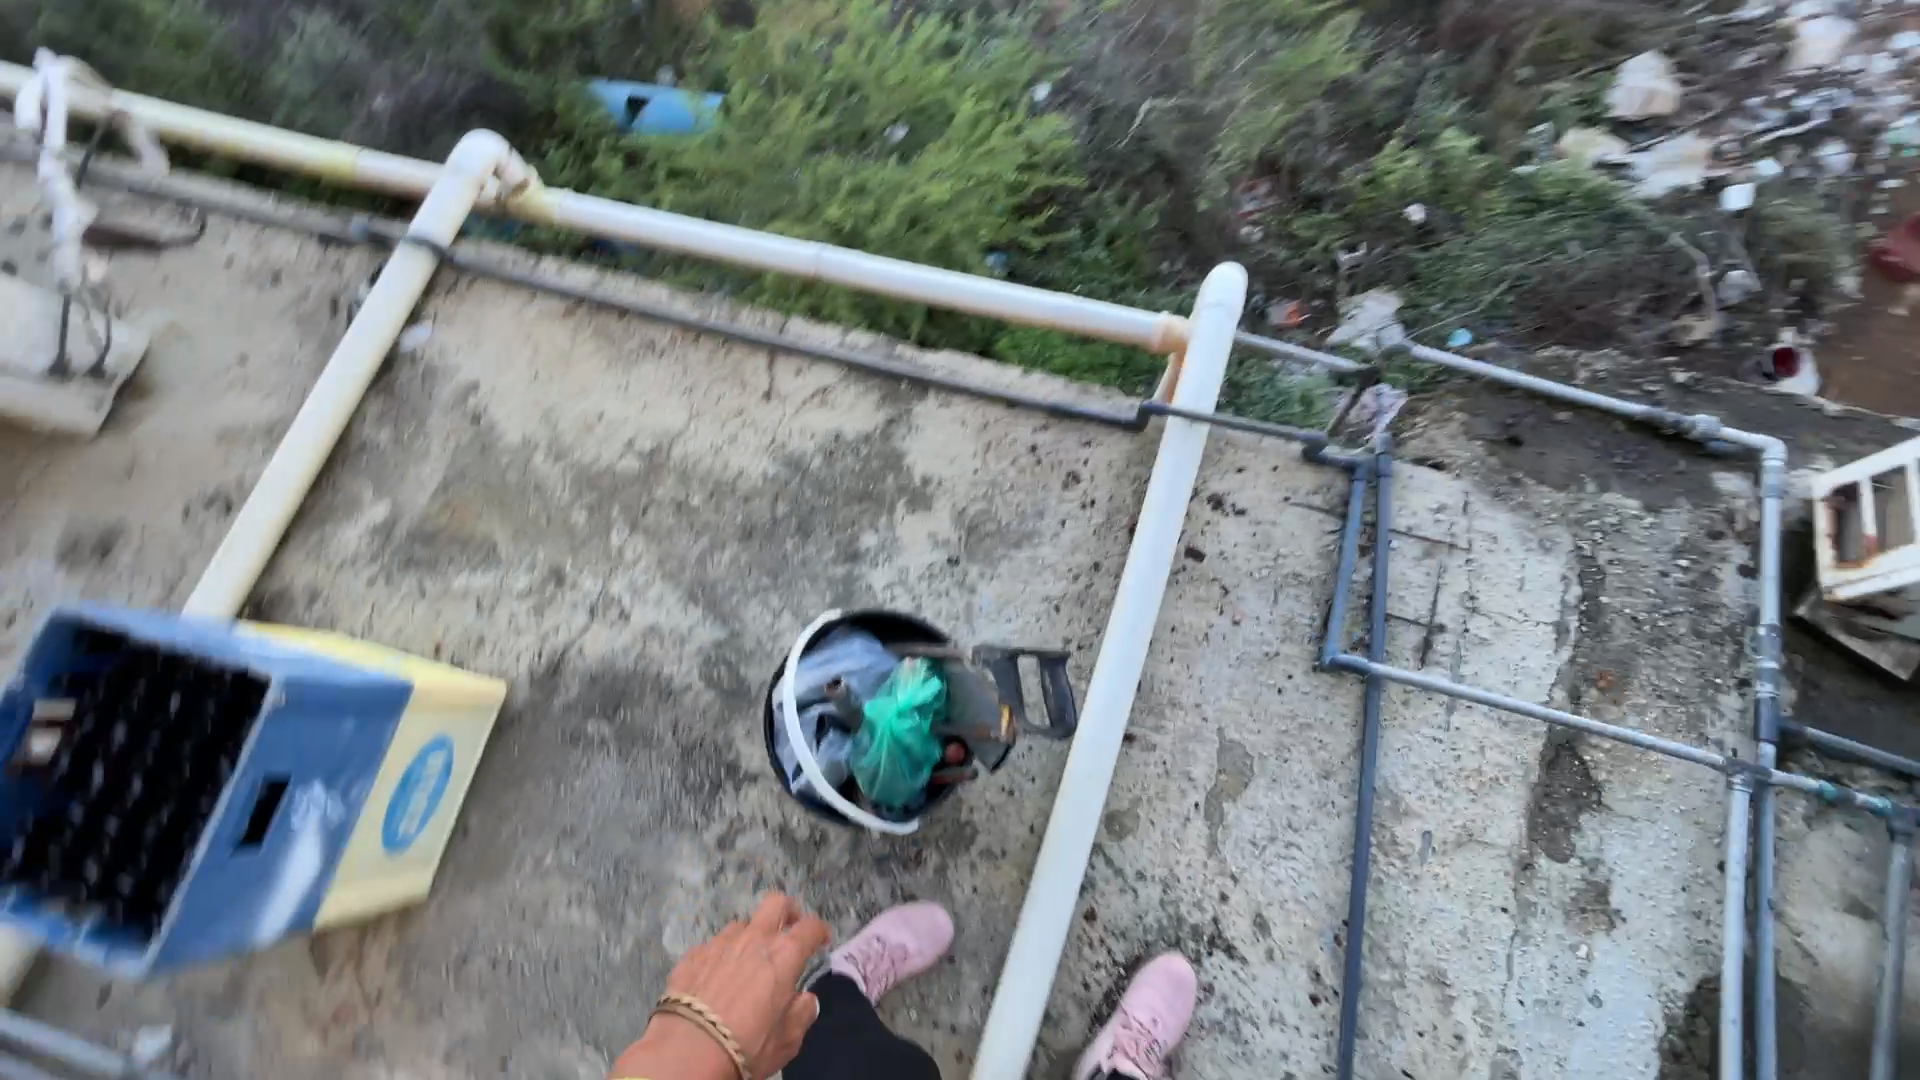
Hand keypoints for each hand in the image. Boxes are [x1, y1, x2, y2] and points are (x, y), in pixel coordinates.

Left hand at [613, 893, 831, 1079]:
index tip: (821, 941)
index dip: (819, 931)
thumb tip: (804, 999)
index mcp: (785, 954)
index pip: (811, 926)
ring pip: (742, 925)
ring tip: (746, 962)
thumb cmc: (746, 1046)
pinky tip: (715, 979)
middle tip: (788, 931)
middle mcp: (755, 938)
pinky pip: (712, 947)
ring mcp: (721, 943)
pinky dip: (720, 957)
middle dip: (788, 911)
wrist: (685, 1053)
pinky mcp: (693, 955)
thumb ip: (802, 1013)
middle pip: (776, 902)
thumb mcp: (788, 1040)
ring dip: (750, 937)